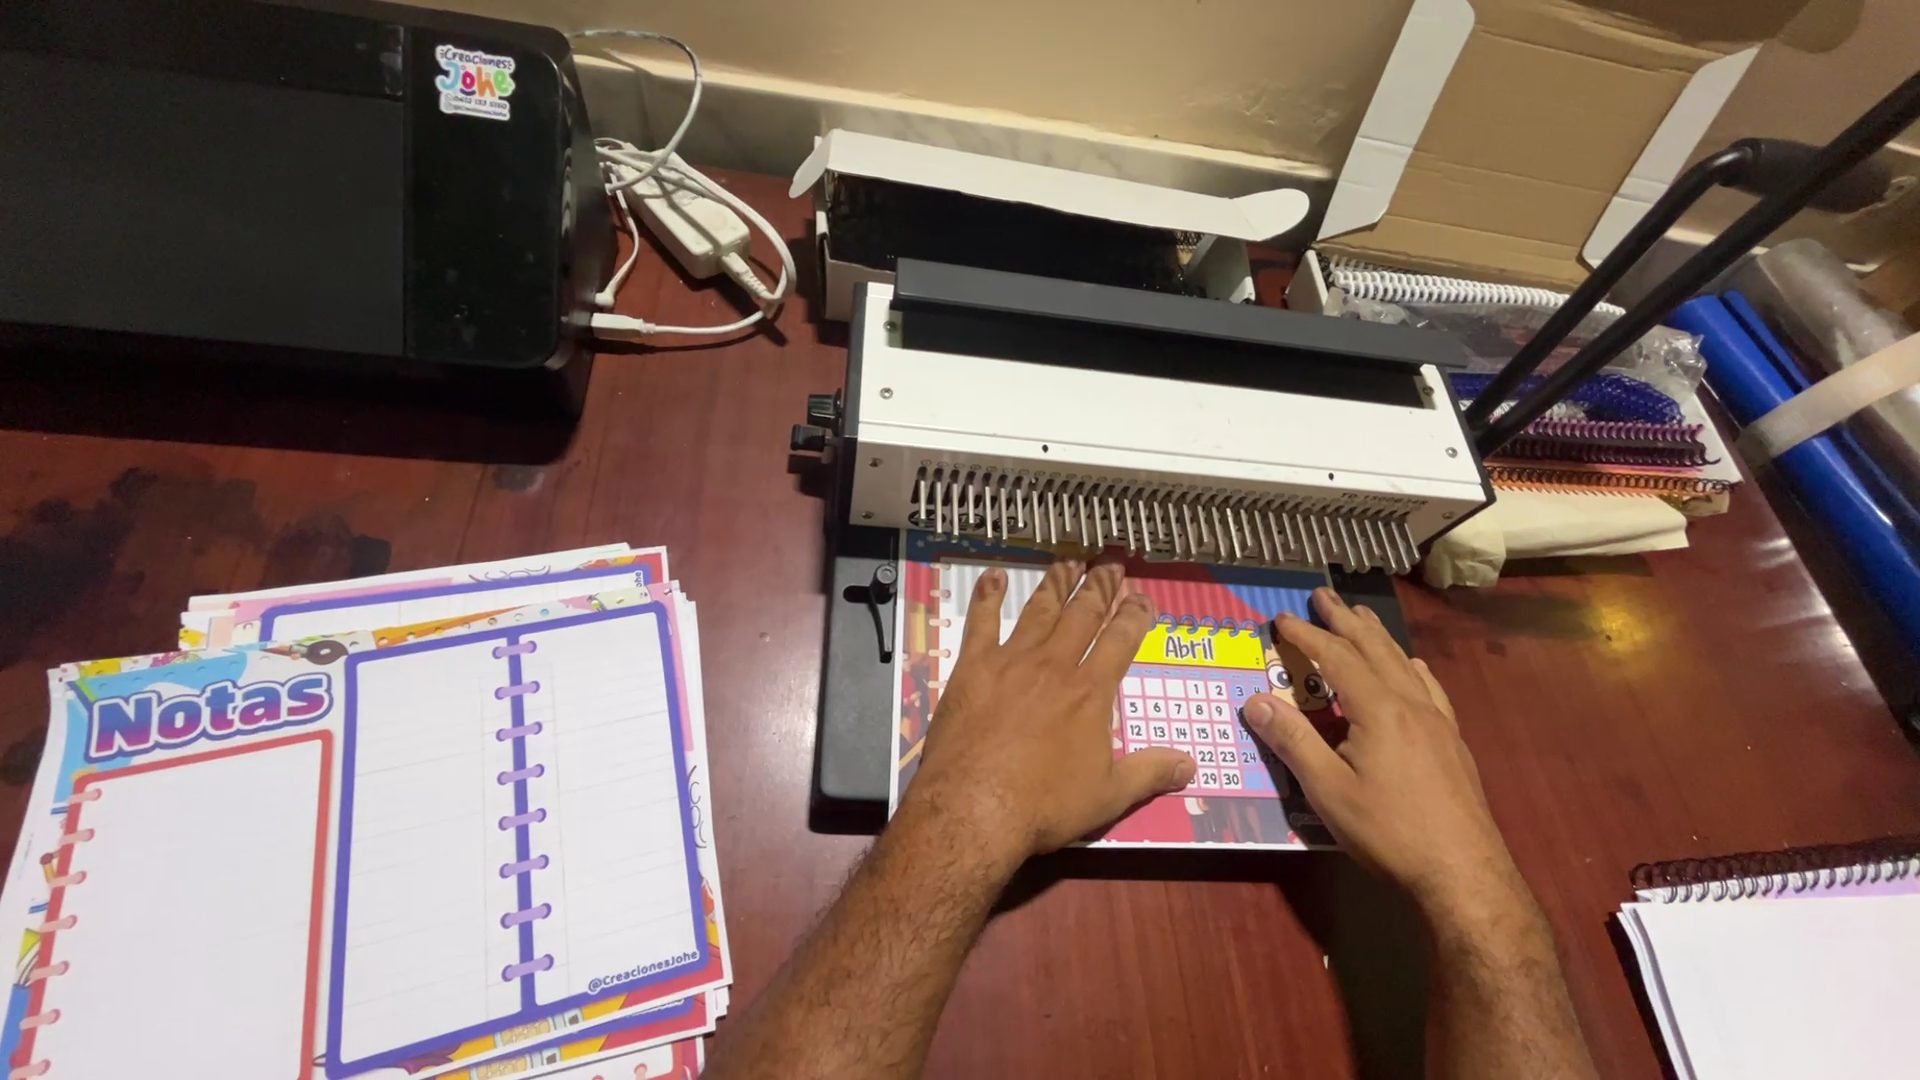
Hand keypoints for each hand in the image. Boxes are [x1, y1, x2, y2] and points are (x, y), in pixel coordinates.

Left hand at [904, 561, 1195, 862]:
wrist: (976, 805)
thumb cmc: (1045, 804)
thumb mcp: (1109, 796)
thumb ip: (1149, 773)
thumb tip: (1191, 765)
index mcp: (1091, 691)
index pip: (1120, 640)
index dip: (1134, 615)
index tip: (1141, 597)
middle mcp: (1055, 665)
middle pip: (1082, 614)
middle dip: (1099, 587)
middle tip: (1108, 564)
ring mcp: (1012, 661)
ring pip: (1039, 610)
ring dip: (1055, 584)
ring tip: (1067, 562)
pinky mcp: (973, 666)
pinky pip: (981, 621)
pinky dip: (987, 596)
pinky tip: (992, 576)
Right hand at [1242, 588, 1523, 919]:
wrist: (1464, 877)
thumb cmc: (1388, 831)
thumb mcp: (1327, 789)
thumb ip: (1292, 740)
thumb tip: (1256, 700)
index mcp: (1379, 710)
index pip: (1337, 657)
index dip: (1307, 635)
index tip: (1281, 618)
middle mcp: (1411, 705)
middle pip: (1374, 649)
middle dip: (1345, 620)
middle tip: (1323, 595)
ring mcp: (1438, 723)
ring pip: (1404, 664)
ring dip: (1377, 636)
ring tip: (1361, 617)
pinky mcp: (1452, 744)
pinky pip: (1430, 689)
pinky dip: (1412, 668)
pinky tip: (1414, 668)